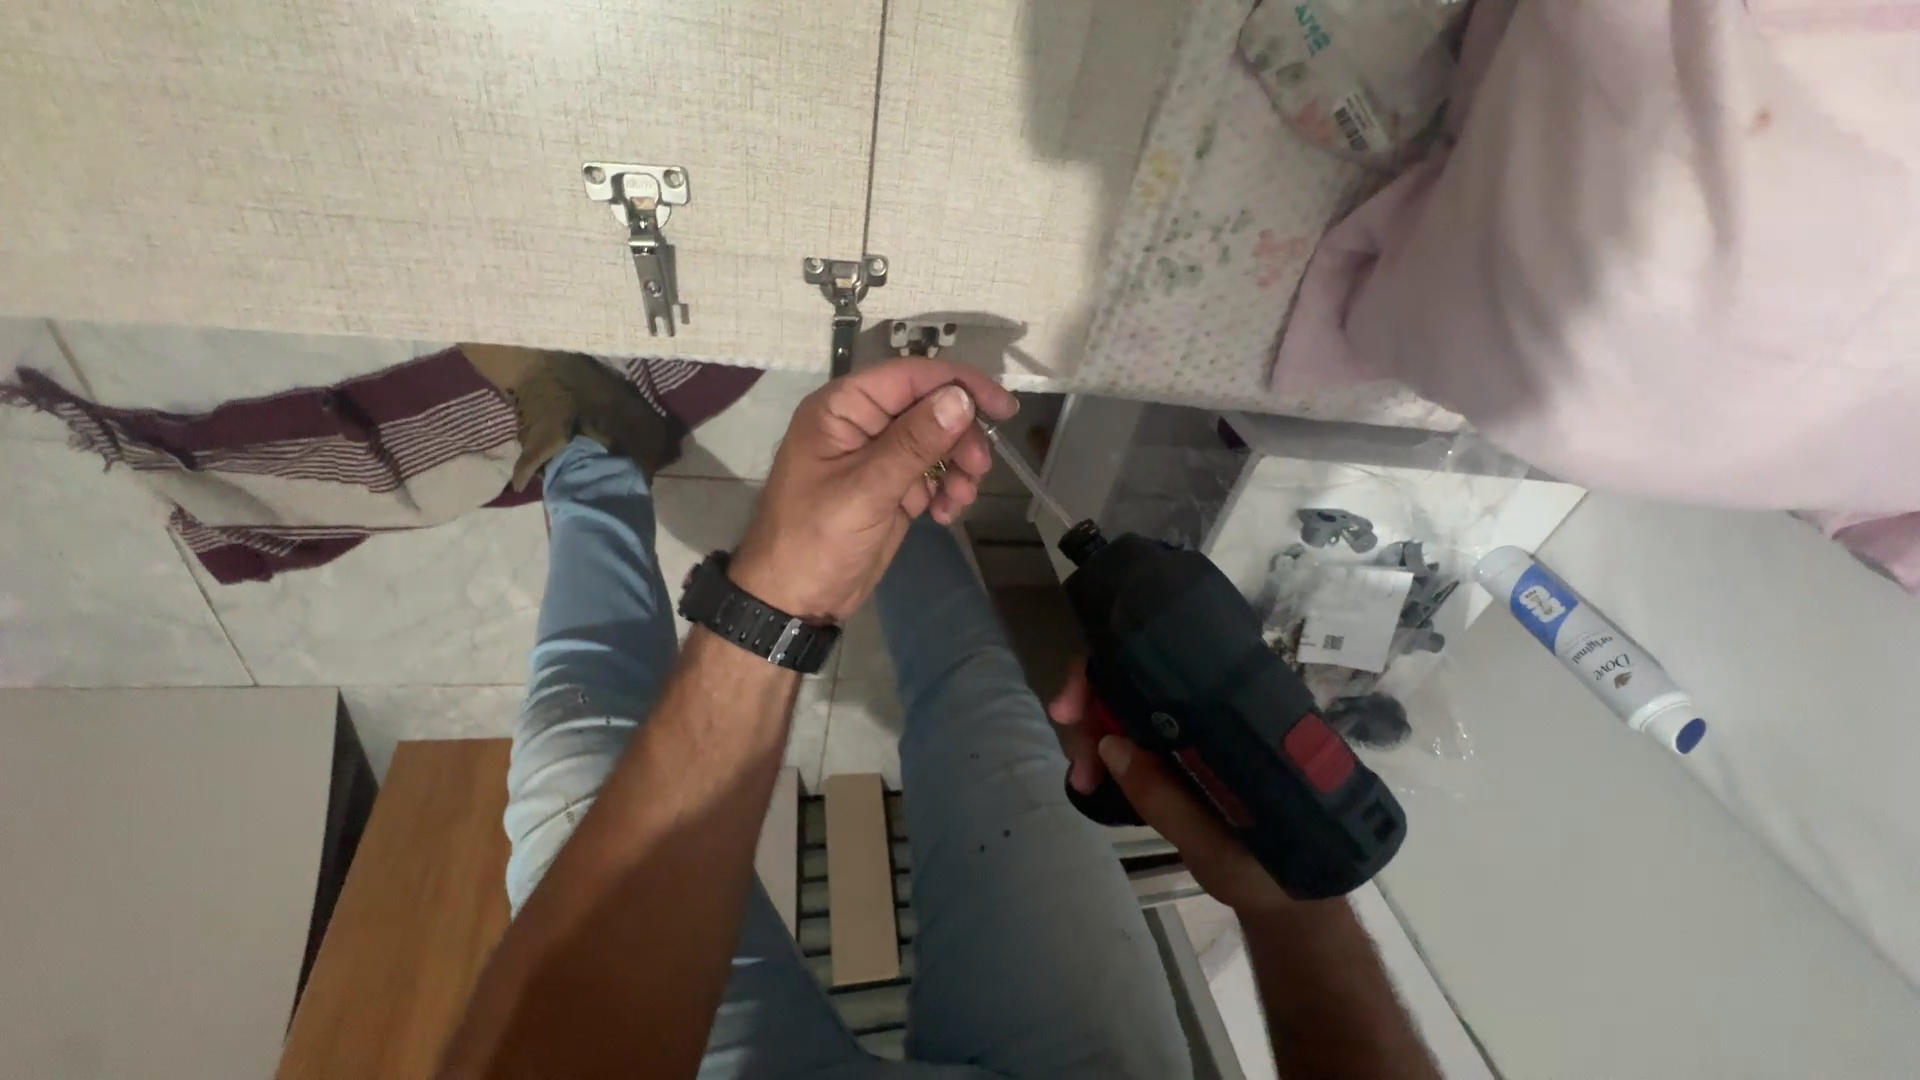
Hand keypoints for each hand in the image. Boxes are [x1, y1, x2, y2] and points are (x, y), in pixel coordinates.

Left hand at [728, 358, 1017, 622]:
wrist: (794, 602)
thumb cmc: (815, 541)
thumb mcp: (866, 491)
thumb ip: (914, 443)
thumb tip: (960, 398)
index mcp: (842, 409)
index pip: (910, 377)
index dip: (960, 384)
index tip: (1003, 408)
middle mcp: (862, 424)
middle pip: (930, 408)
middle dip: (961, 436)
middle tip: (979, 469)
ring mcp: (878, 457)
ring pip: (937, 442)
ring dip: (958, 467)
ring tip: (959, 500)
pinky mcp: (892, 488)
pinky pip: (933, 474)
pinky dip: (947, 490)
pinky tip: (944, 514)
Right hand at [1048, 662, 1293, 915]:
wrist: (1286, 894)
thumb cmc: (1266, 871)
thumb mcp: (1215, 847)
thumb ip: (1166, 801)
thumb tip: (1110, 745)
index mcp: (1231, 720)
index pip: (1163, 668)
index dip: (1107, 674)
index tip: (1070, 709)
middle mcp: (1210, 710)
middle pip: (1133, 681)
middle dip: (1091, 713)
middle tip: (1078, 766)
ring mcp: (1192, 728)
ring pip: (1124, 706)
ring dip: (1094, 736)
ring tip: (1084, 780)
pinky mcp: (1179, 748)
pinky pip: (1129, 732)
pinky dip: (1103, 748)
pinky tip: (1092, 777)